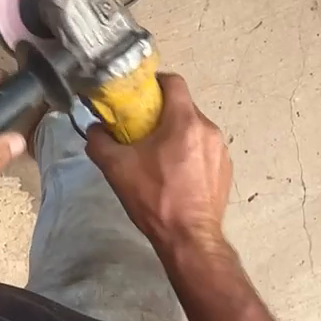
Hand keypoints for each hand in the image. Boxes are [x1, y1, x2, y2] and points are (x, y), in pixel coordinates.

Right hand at [86, 73, 232, 251]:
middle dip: (161, 114)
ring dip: (176, 135)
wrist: (189, 238)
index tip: (139, 96)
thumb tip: (95, 130)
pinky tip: (176, 176)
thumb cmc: (154, 198)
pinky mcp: (225, 170)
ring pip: (194, 129)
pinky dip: (190, 154)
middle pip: (183, 107)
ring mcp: (221, 150)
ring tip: (158, 157)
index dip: (155, 83)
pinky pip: (204, 150)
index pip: (173, 82)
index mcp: (184, 121)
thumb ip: (99, 142)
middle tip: (141, 131)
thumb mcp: (116, 168)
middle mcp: (208, 129)